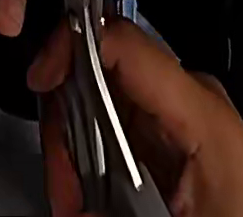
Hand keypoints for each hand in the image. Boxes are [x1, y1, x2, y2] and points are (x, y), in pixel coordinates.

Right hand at [29, 18, 242, 216]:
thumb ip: (118, 208)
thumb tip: (77, 205)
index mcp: (201, 109)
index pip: (125, 42)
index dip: (74, 43)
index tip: (41, 78)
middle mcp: (189, 97)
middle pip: (102, 72)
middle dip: (68, 122)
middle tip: (65, 188)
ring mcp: (178, 113)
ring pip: (99, 97)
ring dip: (73, 146)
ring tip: (75, 202)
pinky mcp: (169, 132)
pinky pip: (112, 121)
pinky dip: (89, 153)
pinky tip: (90, 195)